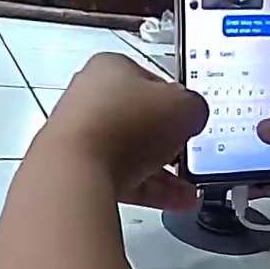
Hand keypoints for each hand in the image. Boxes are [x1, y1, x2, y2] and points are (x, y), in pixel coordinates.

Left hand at [41, 53, 205, 207]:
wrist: (75, 171)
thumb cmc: (122, 126)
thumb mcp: (183, 107)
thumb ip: (194, 108)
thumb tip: (192, 117)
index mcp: (111, 68)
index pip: (152, 82)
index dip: (176, 103)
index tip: (188, 121)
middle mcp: (89, 99)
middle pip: (139, 121)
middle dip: (168, 143)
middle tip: (187, 156)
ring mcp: (79, 138)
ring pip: (129, 154)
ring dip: (162, 172)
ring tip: (186, 188)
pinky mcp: (76, 171)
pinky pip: (119, 179)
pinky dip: (145, 189)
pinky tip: (170, 200)